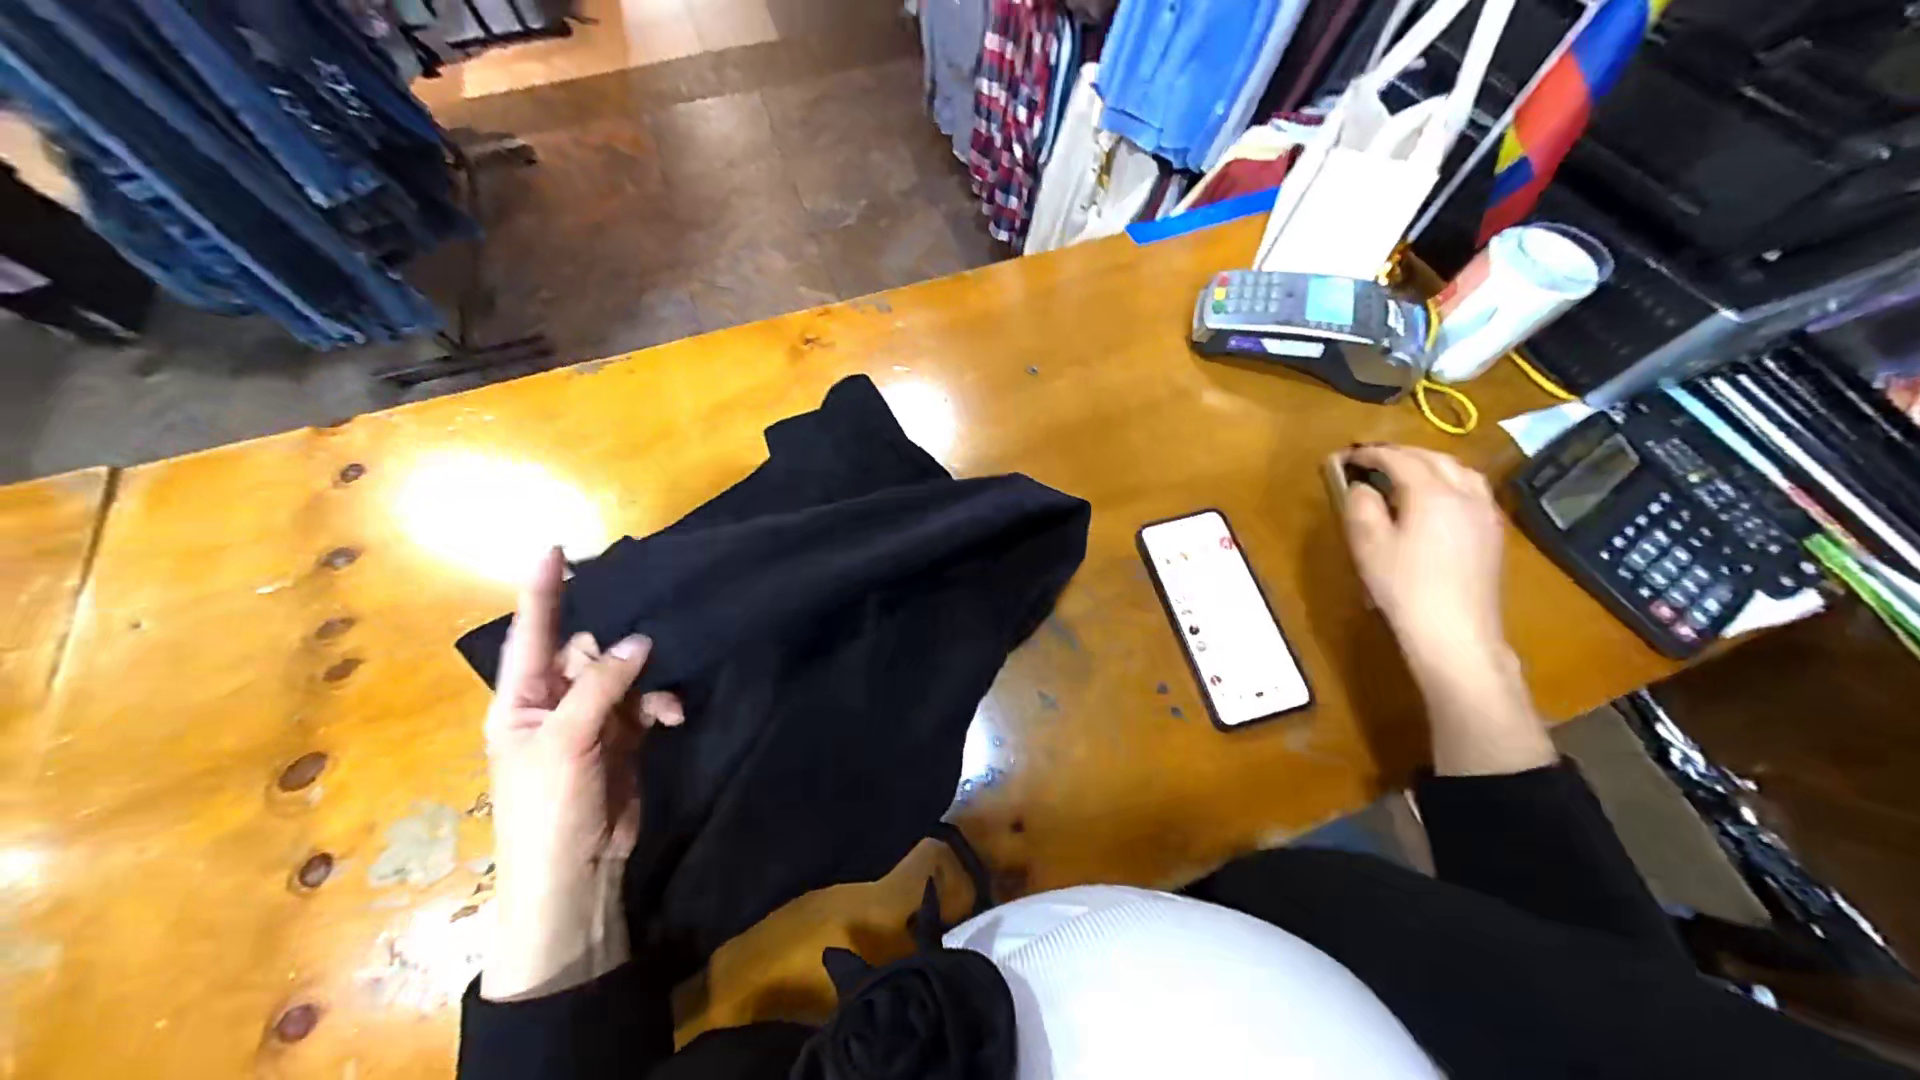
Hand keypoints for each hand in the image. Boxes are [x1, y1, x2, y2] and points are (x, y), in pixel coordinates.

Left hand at [481, 547, 683, 999]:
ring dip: (648, 681)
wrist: (576, 872)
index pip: (530, 634)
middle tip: (646, 654)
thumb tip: (639, 640)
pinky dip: (661, 703)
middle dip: (616, 650)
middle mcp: (553, 702)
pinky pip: (646, 700)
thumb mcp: (567, 743)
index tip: (553, 548)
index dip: (540, 591)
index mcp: (519, 701)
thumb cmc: (548, 809)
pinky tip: (673, 716)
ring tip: (663, 704)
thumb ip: (601, 686)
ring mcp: (591, 720)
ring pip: (624, 673)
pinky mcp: (624, 736)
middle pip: (587, 650)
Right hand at [1340, 445, 1507, 666]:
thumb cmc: (1404, 586)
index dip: (1370, 454)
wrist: (1454, 631)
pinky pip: (1472, 490)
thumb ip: (1360, 505)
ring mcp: (1485, 513)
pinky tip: (1434, 497)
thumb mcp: (1368, 544)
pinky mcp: (1493, 532)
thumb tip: (1361, 487)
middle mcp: (1465, 493)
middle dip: (1401, 453)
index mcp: (1432, 492)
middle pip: (1433, 457)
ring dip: (1429, 463)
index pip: (1399, 458)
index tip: (1346, 456)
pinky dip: (1448, 480)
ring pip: (1459, 470)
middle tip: (1371, 460)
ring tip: (1404, 472)